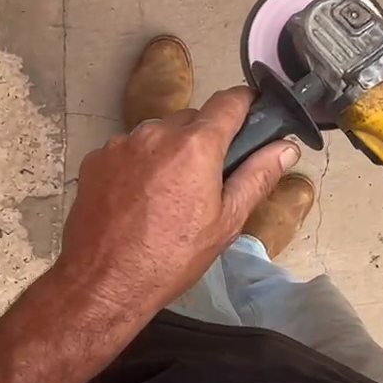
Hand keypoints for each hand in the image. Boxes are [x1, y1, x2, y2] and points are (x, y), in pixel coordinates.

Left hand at [54, 87, 298, 319]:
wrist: (105, 281)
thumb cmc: (170, 257)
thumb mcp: (226, 221)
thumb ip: (258, 176)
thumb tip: (285, 148)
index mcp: (195, 145)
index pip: (229, 101)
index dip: (245, 103)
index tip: (253, 113)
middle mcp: (157, 133)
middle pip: (193, 119)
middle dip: (205, 140)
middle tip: (208, 178)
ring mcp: (122, 143)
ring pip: (159, 134)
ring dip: (170, 151)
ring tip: (169, 194)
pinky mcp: (97, 158)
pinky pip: (129, 149)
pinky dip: (140, 164)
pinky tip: (140, 198)